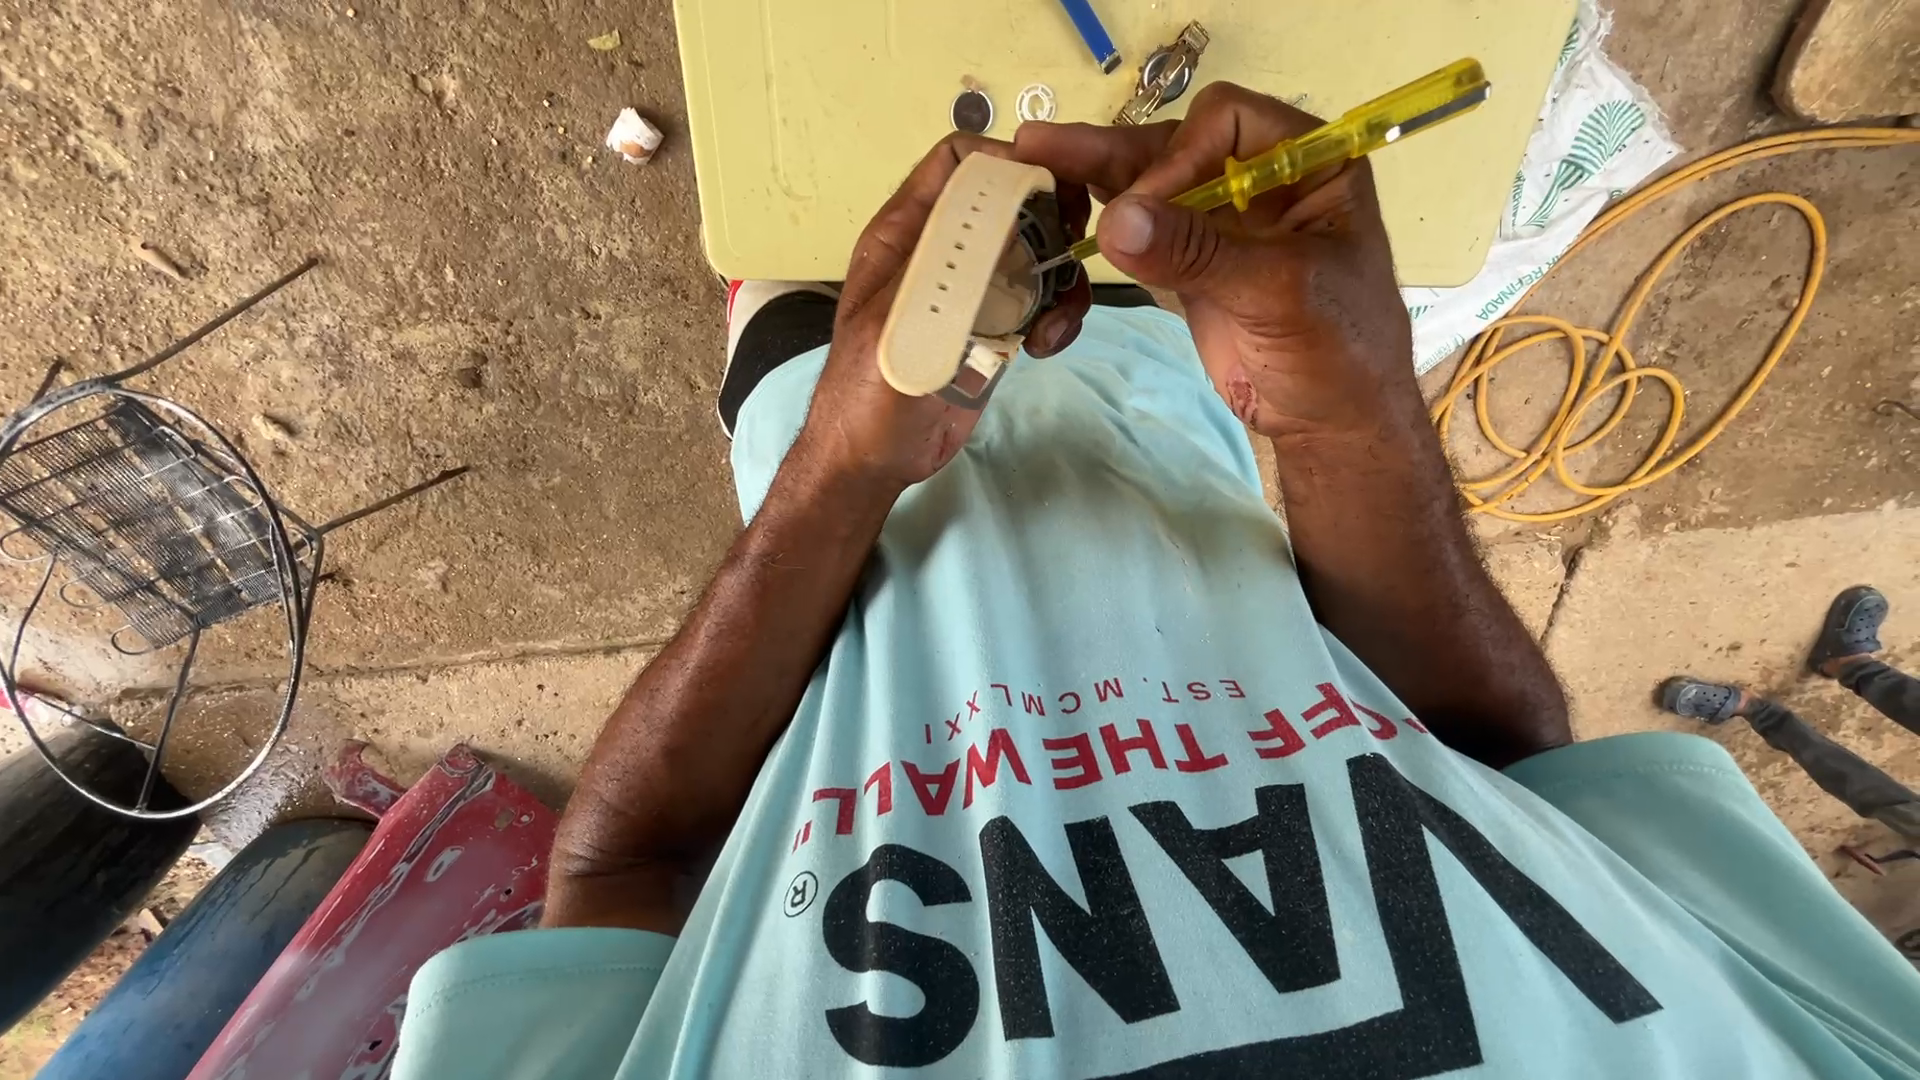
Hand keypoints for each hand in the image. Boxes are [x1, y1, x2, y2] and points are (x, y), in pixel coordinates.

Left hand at [793, 134, 1092, 489]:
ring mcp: (972, 290)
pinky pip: (1040, 301)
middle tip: (1070, 255)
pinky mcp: (996, 328)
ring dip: (1060, 279)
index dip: (1007, 162)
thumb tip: (1009, 210)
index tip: (1049, 194)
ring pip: (1035, 253)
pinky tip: (1047, 345)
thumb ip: (948, 263)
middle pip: (1011, 201)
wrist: (877, 458)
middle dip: (1050, 221)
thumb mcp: (900, 319)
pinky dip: (1057, 315)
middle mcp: (943, 251)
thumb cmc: (869, 391)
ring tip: (1054, 324)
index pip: (959, 162)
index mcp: (906, 233)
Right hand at [1015, 84, 1416, 441]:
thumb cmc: (1335, 347)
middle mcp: (1257, 181)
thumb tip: (1114, 222)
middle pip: (1175, 149)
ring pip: (1149, 191)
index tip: (1142, 208)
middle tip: (1037, 145)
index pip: (1225, 125)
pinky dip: (1102, 230)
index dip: (1177, 157)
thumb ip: (1198, 253)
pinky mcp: (1190, 267)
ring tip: (1029, 163)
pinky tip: (1061, 215)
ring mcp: (1219, 225)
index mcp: (1304, 163)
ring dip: (1092, 182)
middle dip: (1110, 152)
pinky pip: (1141, 237)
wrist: (1330, 418)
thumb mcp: (1276, 290)